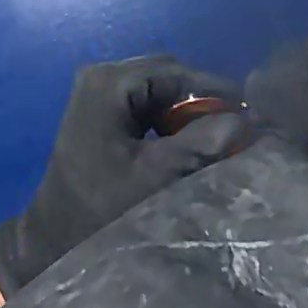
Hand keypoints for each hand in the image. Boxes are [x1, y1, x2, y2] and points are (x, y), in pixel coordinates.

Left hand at [0, 55, 247, 294]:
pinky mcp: (98, 108)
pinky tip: (185, 141)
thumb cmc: (102, 206)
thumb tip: (250, 118)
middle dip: (201, 100)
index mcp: (109, 82)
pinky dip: (167, 118)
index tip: (254, 116)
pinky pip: (142, 102)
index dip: (216, 92)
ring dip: (185, 110)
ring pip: (156, 88)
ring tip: (216, 138)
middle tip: (236, 129)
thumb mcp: (157, 176)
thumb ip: (202, 143)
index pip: (175, 72)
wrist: (54, 234)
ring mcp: (96, 90)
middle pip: (165, 75)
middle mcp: (100, 75)